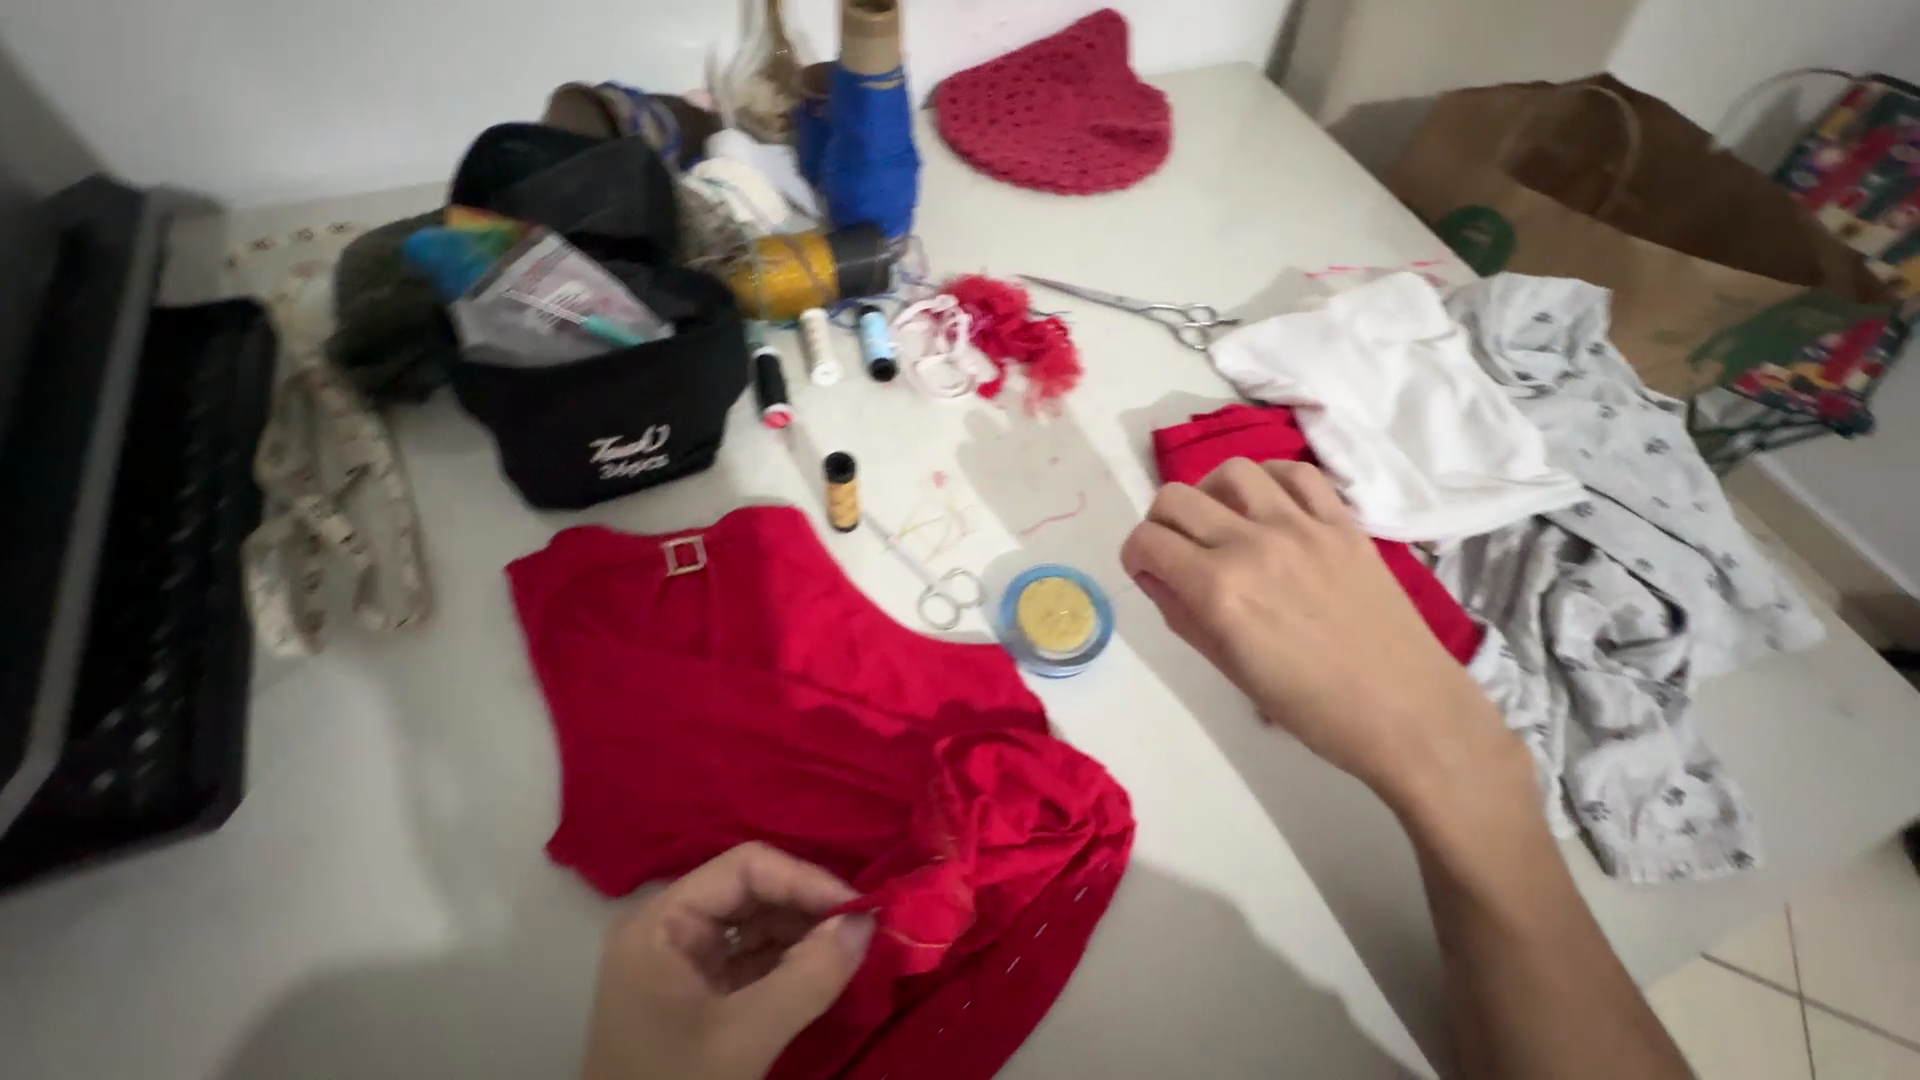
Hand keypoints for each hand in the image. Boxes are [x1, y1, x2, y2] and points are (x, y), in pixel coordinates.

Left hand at [581, 842, 876, 1079]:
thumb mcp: (744, 1038)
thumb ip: (808, 976)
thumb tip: (867, 922)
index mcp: (662, 921)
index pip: (745, 868)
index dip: (804, 879)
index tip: (857, 907)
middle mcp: (669, 928)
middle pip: (751, 890)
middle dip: (807, 905)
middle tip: (860, 926)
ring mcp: (682, 962)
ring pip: (756, 922)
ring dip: (804, 930)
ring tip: (848, 946)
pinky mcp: (699, 994)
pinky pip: (752, 957)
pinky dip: (790, 959)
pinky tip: (823, 966)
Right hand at [1120, 458, 1520, 806]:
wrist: (1405, 712)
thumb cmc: (1308, 707)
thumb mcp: (1228, 668)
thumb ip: (1181, 613)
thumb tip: (1154, 576)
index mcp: (1218, 590)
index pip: (1147, 541)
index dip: (1134, 554)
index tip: (1146, 570)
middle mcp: (1252, 546)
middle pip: (1176, 497)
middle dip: (1159, 521)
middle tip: (1174, 547)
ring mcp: (1302, 528)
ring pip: (1233, 472)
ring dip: (1210, 492)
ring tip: (1221, 519)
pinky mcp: (1343, 524)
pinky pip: (1297, 474)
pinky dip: (1269, 481)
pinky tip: (1268, 505)